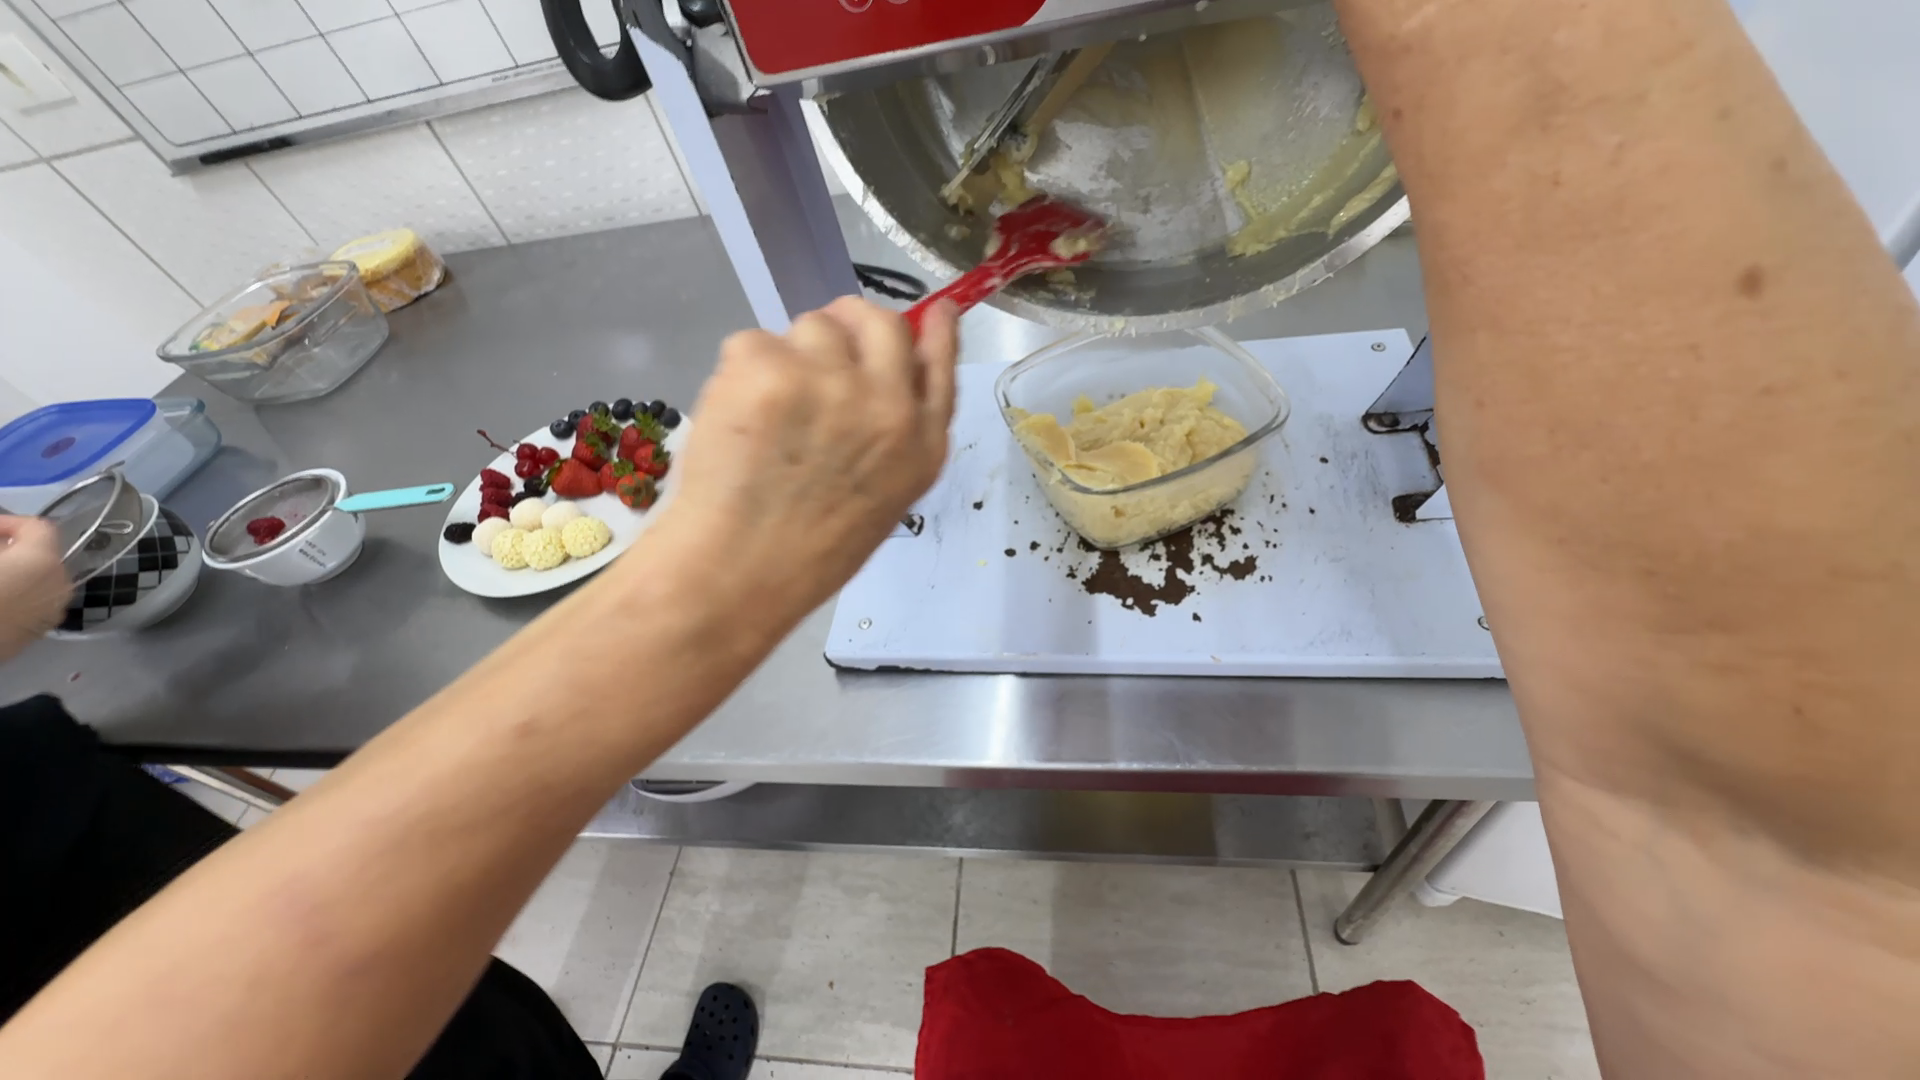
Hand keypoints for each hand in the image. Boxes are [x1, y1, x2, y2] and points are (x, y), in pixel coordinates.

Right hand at [0, 515, 71, 659]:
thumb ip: (0, 548)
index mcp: (41, 562)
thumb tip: (2, 546)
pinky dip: (16, 592)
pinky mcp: (42, 628)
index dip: (9, 522)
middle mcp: (60, 582)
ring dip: (14, 572)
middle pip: (41, 553)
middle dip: (10, 548)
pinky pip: (35, 600)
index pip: (39, 527)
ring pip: (40, 578)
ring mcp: (55, 607)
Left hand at [646, 296, 960, 631]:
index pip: (940, 362)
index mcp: (920, 442)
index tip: (935, 311)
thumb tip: (891, 373)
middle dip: (849, 326)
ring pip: (812, 325)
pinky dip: (743, 372)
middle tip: (817, 358)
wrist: (741, 574)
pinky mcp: (769, 370)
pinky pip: (755, 340)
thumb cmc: (811, 549)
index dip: (936, 329)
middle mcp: (886, 404)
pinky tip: (740, 419)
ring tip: (772, 414)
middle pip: (878, 321)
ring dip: (791, 355)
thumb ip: (900, 430)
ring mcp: (829, 381)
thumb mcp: (886, 495)